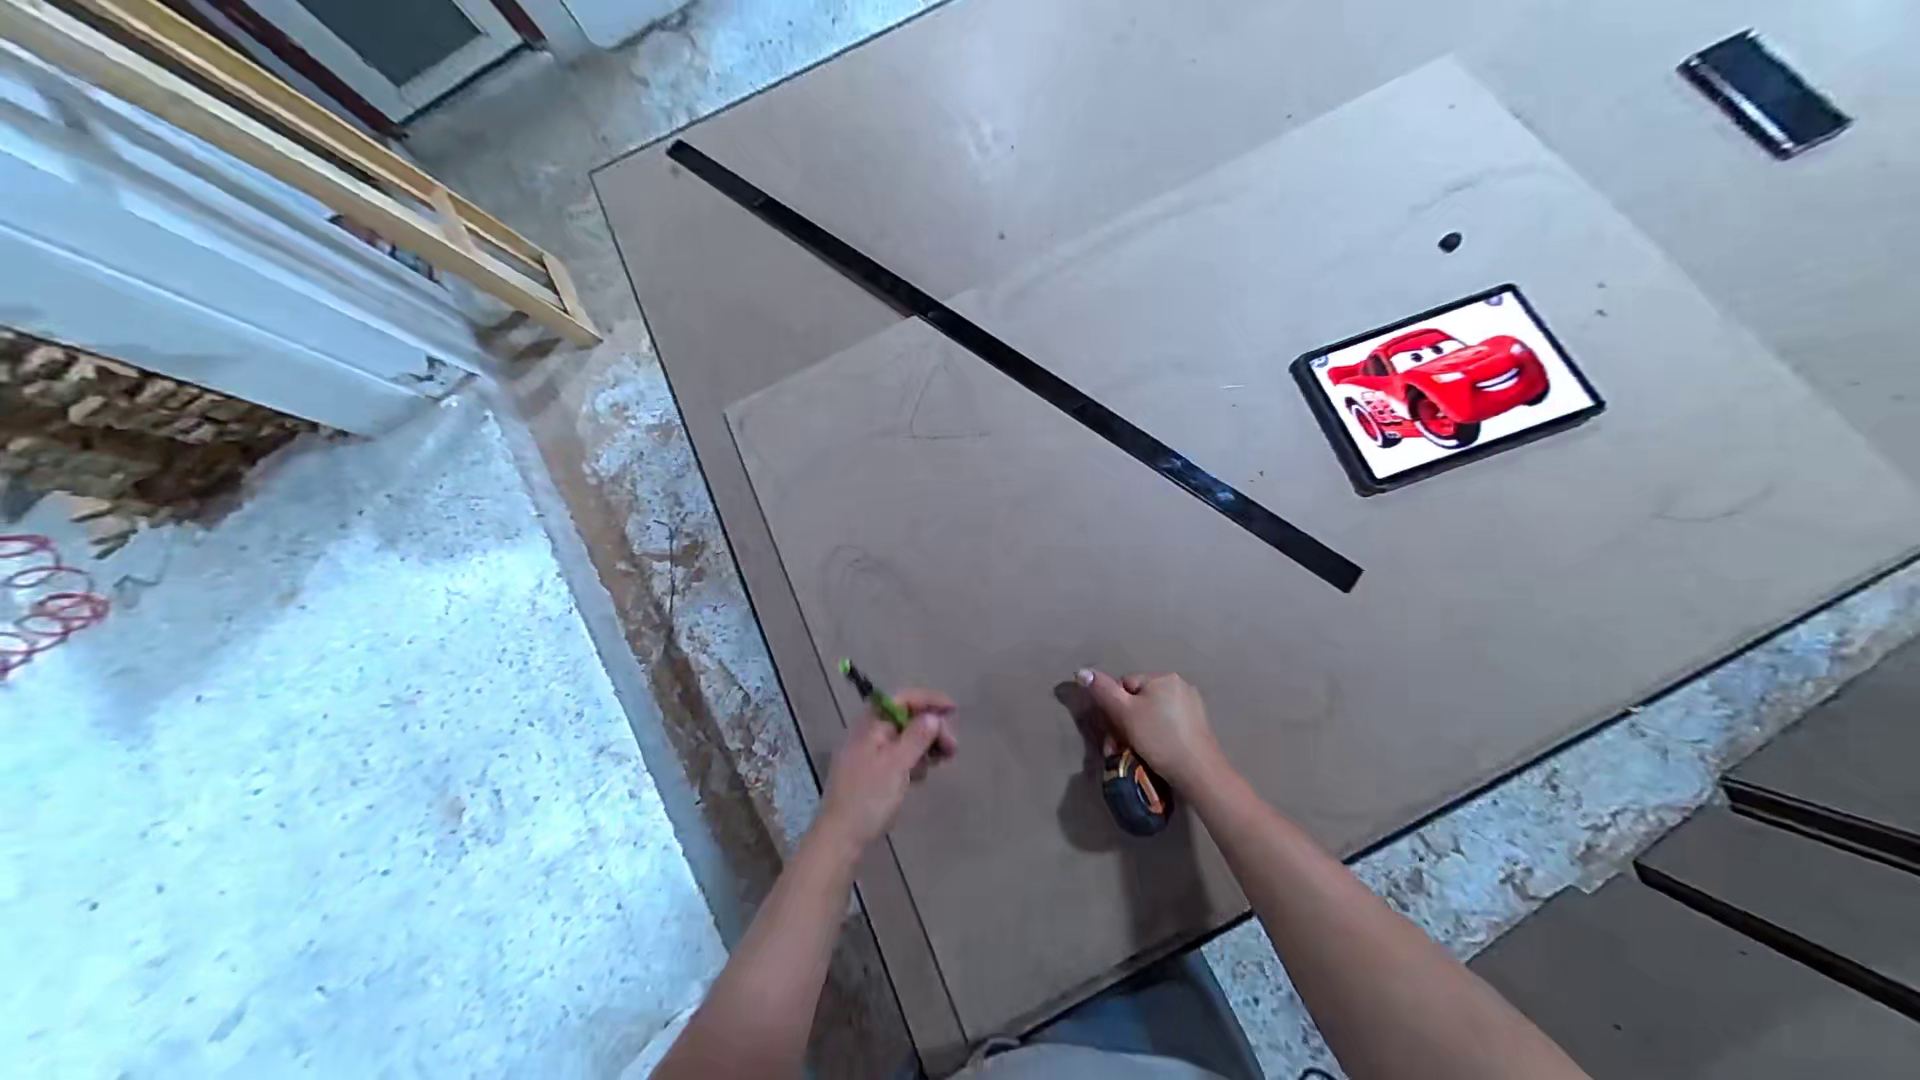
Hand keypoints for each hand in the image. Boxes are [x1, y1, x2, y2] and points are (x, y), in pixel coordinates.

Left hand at [817, 690, 957, 851]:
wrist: (841, 838)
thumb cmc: (869, 797)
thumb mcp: (897, 764)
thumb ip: (916, 737)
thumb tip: (933, 716)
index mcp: (870, 725)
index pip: (902, 699)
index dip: (929, 700)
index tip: (953, 709)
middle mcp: (869, 734)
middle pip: (906, 718)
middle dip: (931, 728)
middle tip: (952, 747)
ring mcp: (870, 755)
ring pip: (905, 739)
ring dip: (926, 745)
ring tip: (943, 761)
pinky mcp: (873, 774)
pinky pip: (899, 757)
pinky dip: (914, 761)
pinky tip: (922, 775)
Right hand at [1075, 670, 1225, 788]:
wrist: (1198, 772)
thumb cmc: (1159, 739)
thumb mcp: (1124, 713)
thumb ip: (1102, 690)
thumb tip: (1081, 671)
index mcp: (1163, 677)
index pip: (1125, 685)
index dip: (1115, 707)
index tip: (1116, 730)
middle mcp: (1180, 685)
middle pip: (1139, 699)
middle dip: (1127, 720)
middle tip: (1122, 745)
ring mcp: (1192, 705)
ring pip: (1153, 712)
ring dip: (1140, 728)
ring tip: (1138, 750)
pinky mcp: (1197, 724)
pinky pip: (1168, 722)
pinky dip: (1158, 734)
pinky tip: (1158, 750)